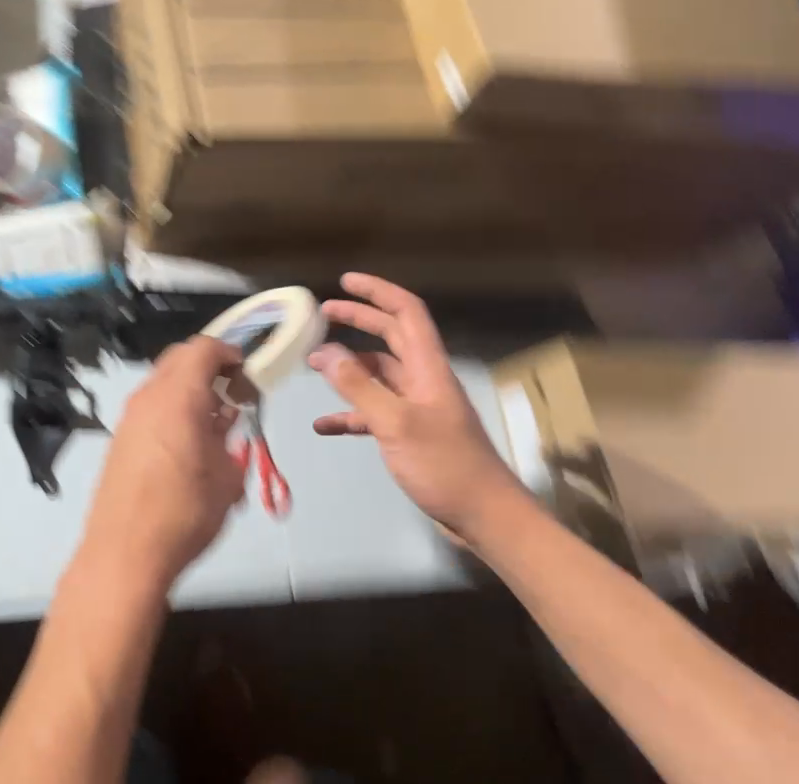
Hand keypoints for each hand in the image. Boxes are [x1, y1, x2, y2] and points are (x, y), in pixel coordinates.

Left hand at [79, 336, 246, 591]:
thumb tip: (225, 425)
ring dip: (189, 388)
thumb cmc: (185, 512)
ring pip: (162, 381)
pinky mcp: (119, 437)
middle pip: (180, 357)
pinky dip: (171, 408)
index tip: (246, 374)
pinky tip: (187, 443)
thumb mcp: (226, 477)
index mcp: (179, 396)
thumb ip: (230, 440)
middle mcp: (149, 396)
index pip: (204, 348)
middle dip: (208, 366)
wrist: (124, 551)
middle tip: (232, 393)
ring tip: (213, 422)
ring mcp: (129, 416)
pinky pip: (150, 406)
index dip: (229, 353)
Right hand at [309, 272, 525, 541]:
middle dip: (359, 321)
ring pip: (379, 375)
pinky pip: (374, 414)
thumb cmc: (445, 465)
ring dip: (348, 368)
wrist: (485, 517)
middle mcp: (424, 380)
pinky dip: (349, 414)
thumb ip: (358, 386)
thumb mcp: (395, 423)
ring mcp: (418, 408)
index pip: (407, 313)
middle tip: (322, 314)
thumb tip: (324, 352)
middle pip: (390, 337)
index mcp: (428, 368)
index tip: (345, 281)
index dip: (378, 292)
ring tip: (313, 365)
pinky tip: (323, 426)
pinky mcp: (411, 435)